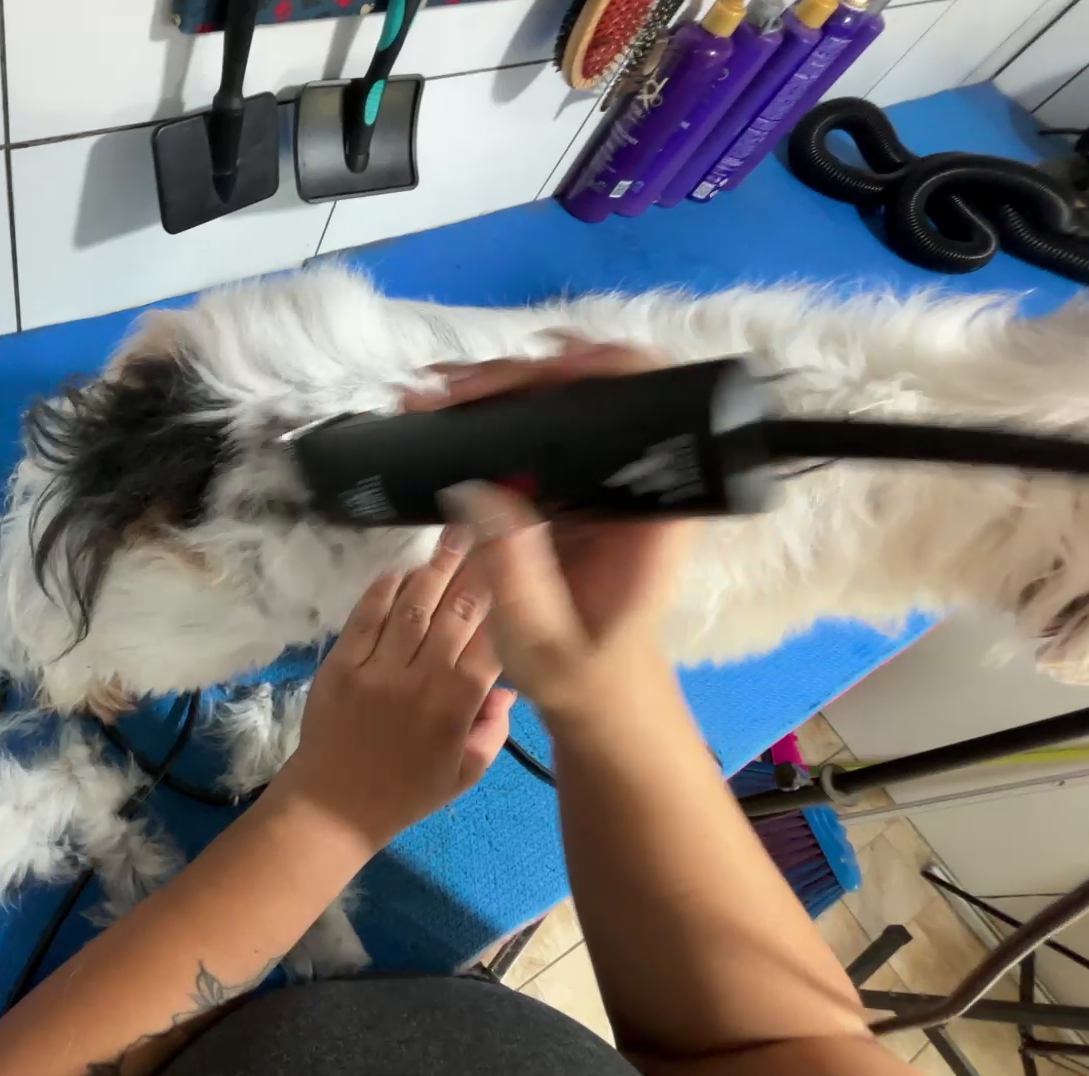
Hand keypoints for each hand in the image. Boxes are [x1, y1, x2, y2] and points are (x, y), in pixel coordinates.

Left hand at [273, 531, 514, 851]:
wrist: (334, 804)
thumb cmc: (406, 793)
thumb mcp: (465, 774)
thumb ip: (494, 728)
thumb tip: (510, 684)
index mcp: (457, 706)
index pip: (493, 642)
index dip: (506, 600)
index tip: (518, 568)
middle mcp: (421, 679)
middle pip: (456, 613)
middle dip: (475, 569)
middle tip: (488, 533)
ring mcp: (377, 668)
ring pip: (412, 607)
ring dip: (434, 569)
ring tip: (452, 538)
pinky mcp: (340, 663)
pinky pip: (365, 617)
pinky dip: (383, 590)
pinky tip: (400, 570)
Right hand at [410, 343, 698, 718]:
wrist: (596, 692)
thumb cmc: (581, 676)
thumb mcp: (541, 639)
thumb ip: (514, 572)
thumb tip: (475, 488)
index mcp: (652, 516)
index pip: (652, 411)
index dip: (604, 372)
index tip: (540, 371)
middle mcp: (633, 487)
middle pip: (595, 396)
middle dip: (523, 377)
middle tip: (451, 388)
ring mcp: (598, 486)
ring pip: (560, 409)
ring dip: (499, 390)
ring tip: (436, 391)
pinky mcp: (567, 493)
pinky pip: (535, 439)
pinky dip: (490, 419)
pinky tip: (447, 414)